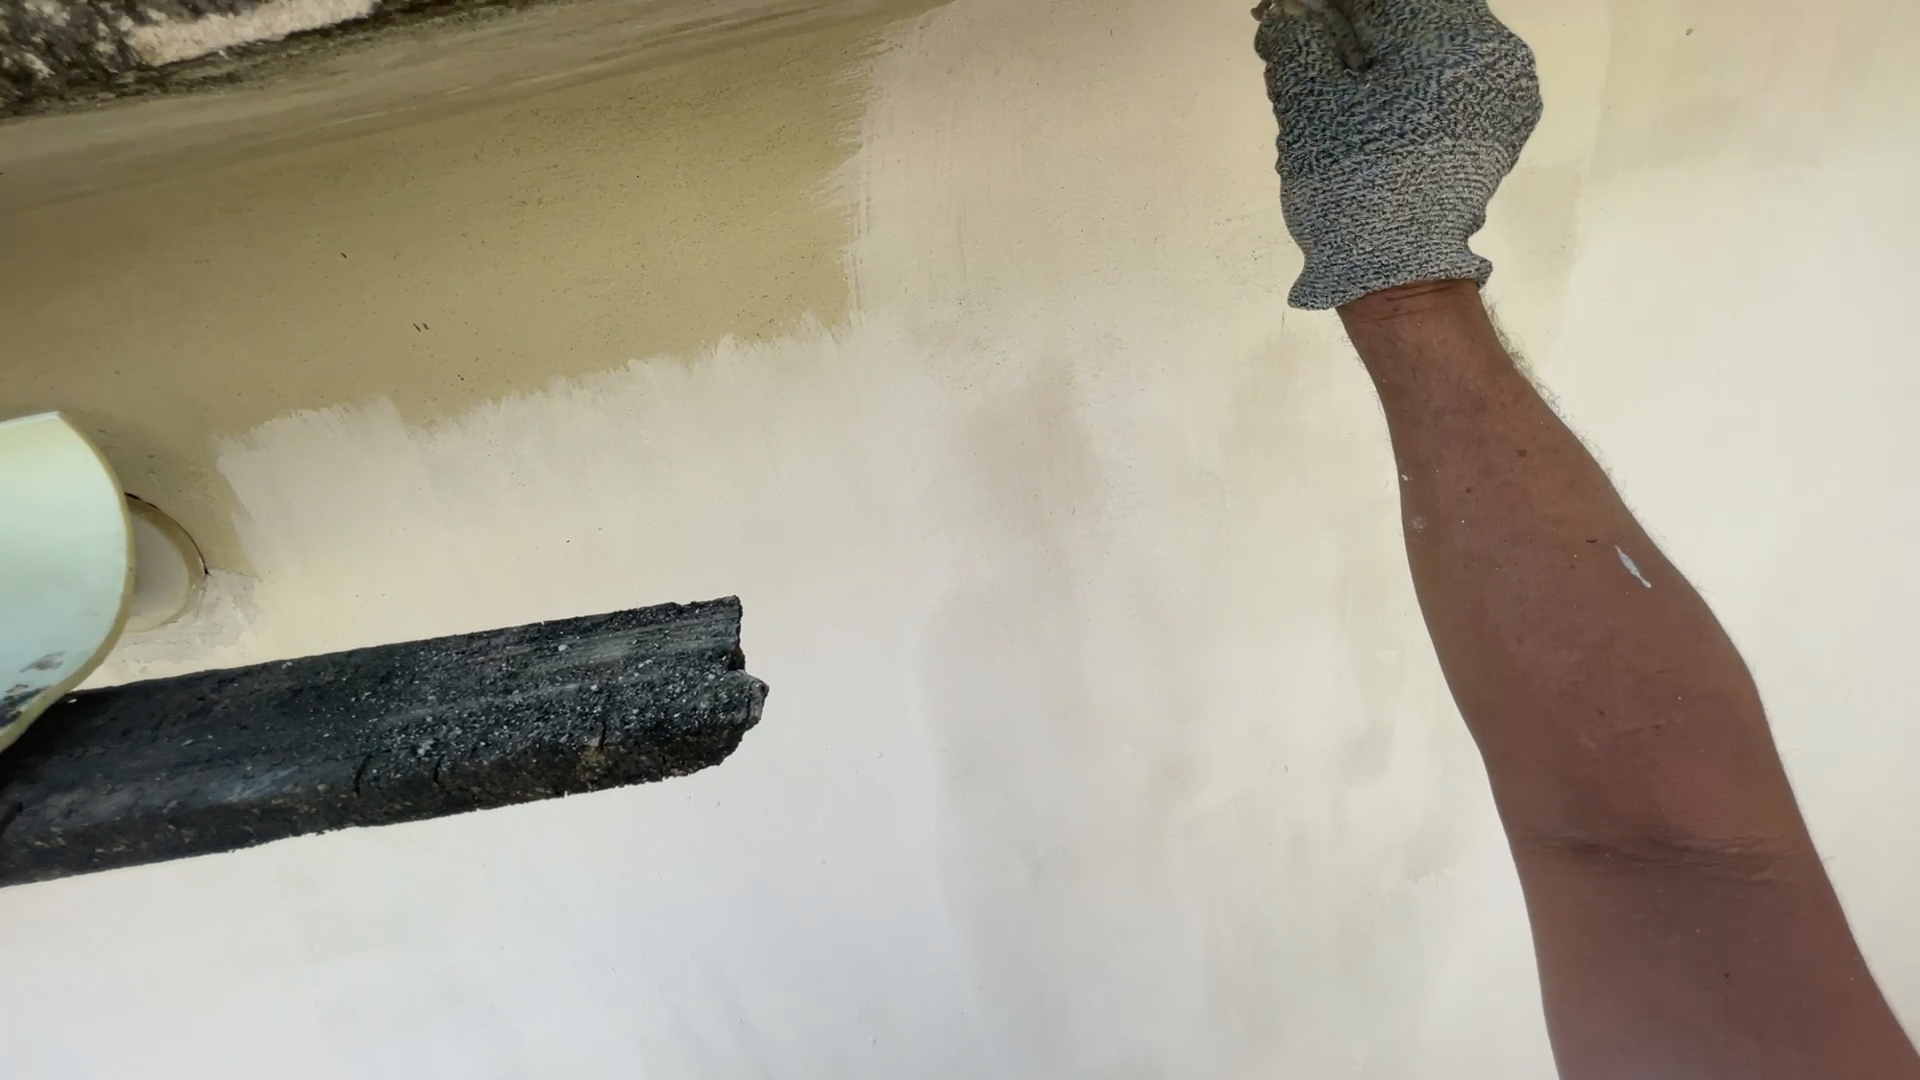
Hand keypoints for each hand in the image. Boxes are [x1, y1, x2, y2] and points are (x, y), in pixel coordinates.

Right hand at [1254, 0, 1542, 309]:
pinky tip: (1377, 115)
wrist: (1393, 278)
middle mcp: (1494, 54)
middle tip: (1318, 49)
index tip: (1305, 16)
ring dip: (1388, 57)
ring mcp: (1503, 96)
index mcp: (1450, 40)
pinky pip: (1452, 86)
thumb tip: (1285, 18)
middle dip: (1365, 28)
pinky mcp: (1497, 133)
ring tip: (1343, 88)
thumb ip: (1299, 50)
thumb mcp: (1310, 115)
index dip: (1340, 7)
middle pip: (1419, 18)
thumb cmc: (1351, 191)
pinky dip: (1412, 87)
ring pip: (1437, 51)